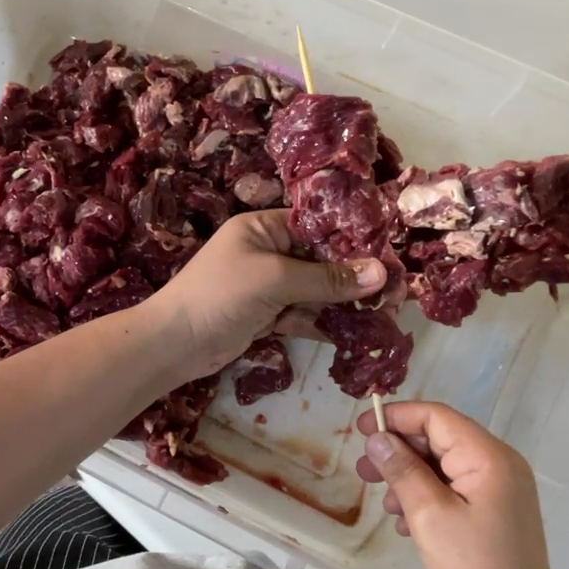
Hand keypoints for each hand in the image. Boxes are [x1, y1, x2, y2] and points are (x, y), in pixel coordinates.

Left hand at [143, 210, 386, 381]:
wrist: (175, 343)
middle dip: (354, 276)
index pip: (316, 226)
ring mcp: (266, 286)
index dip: (352, 240)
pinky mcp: (266, 316)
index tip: (389, 254)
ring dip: (344, 302)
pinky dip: (325, 323)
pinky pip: (303, 314)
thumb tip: (381, 272)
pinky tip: (354, 332)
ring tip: (383, 313)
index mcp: (263, 228)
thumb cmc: (219, 296)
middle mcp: (267, 251)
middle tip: (393, 291)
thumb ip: (327, 278)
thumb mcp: (275, 280)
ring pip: (315, 290)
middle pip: (320, 259)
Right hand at [356, 401, 564, 568]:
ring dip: (408, 477)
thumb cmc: (472, 565)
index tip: (360, 430)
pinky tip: (406, 522)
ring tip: (384, 503)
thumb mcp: (428, 514)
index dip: (397, 417)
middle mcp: (499, 466)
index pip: (438, 416)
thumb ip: (402, 470)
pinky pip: (452, 489)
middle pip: (440, 439)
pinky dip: (424, 497)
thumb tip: (377, 437)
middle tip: (363, 471)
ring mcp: (499, 491)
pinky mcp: (493, 513)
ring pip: (442, 466)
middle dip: (399, 450)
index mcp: (490, 458)